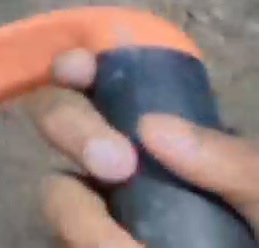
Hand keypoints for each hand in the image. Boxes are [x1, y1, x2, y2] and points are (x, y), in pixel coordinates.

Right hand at [28, 49, 258, 245]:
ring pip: (57, 189)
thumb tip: (153, 129)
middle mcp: (129, 172)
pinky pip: (63, 237)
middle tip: (114, 164)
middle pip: (57, 118)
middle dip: (69, 126)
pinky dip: (86, 241)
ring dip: (79, 211)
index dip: (77, 68)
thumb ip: (241, 168)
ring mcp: (109, 218)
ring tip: (126, 247)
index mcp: (175, 148)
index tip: (79, 71)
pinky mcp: (93, 244)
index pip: (104, 87)